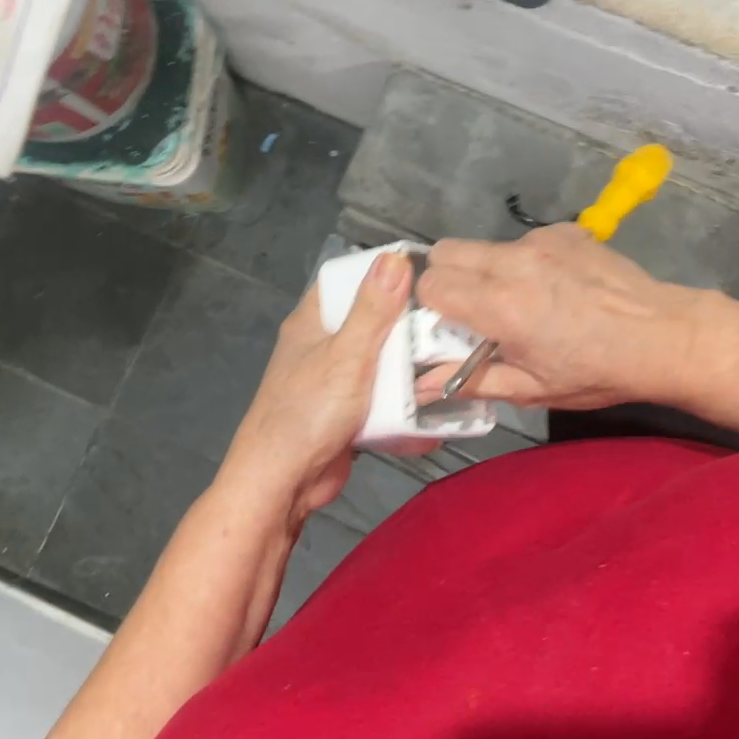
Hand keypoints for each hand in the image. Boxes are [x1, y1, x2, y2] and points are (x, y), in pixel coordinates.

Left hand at [221, 252, 433, 522]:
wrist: (283, 482)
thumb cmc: (308, 410)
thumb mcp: (346, 354)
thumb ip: (373, 310)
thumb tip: (395, 257)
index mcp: (313, 322)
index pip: (347, 281)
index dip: (382, 273)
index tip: (427, 274)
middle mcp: (321, 347)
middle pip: (371, 324)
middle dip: (408, 327)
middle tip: (454, 324)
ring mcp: (333, 384)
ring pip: (380, 366)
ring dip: (410, 371)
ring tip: (455, 364)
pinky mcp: (345, 416)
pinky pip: (381, 403)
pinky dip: (404, 408)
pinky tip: (438, 411)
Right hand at [414, 224, 705, 409]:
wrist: (663, 336)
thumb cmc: (597, 372)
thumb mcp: (533, 390)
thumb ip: (473, 381)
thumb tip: (421, 385)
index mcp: (500, 304)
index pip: (431, 283)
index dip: (432, 307)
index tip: (451, 328)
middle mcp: (513, 262)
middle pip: (446, 251)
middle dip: (447, 279)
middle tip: (474, 313)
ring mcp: (541, 240)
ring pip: (484, 247)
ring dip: (486, 272)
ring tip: (523, 302)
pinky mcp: (564, 231)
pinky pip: (522, 241)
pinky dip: (523, 262)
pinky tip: (554, 287)